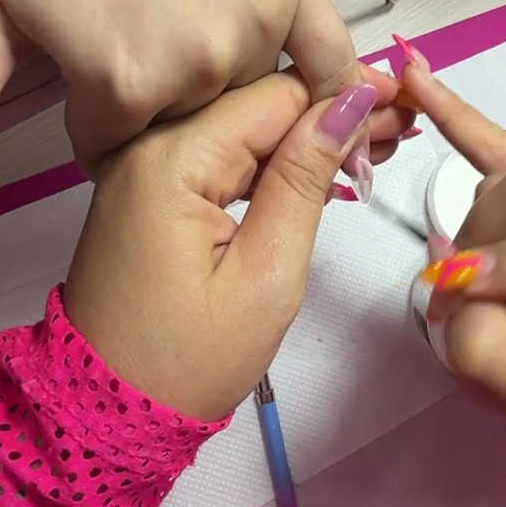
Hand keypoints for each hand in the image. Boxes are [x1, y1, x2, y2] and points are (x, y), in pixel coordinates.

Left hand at [0, 0, 366, 198]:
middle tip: (134, 36)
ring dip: (220, 81)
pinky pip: (331, 62)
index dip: (95, 120)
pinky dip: (327, 84)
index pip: (115, 151)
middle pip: (183, 128)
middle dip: (155, 103)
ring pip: (243, 96)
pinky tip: (311, 90)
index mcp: (122, 80)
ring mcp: (258, 21)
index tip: (87, 74)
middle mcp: (201, 62)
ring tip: (186, 21)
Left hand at [62, 73, 412, 420]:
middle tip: (397, 126)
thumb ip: (305, 181)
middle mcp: (150, 145)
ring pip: (245, 127)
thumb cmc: (187, 362)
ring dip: (307, 136)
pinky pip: (223, 155)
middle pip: (259, 104)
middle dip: (331, 112)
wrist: (106, 413)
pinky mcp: (153, 187)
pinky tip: (319, 169)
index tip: (399, 103)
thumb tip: (348, 104)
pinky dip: (273, 160)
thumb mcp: (265, 274)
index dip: (342, 93)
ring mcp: (146, 164)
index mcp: (172, 160)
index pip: (274, 95)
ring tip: (372, 147)